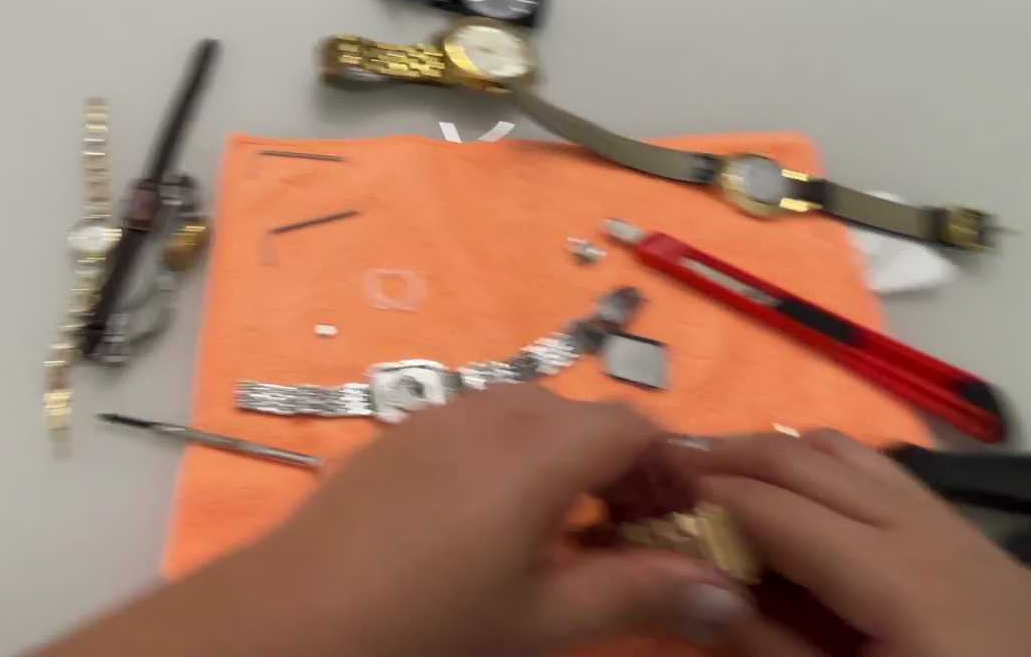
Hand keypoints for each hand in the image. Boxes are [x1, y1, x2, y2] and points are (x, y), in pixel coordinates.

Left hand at [238, 386, 750, 655]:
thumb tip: (727, 589)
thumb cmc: (433, 621)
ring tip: (562, 524)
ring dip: (560, 452)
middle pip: (575, 411)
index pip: (627, 423)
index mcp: (533, 449)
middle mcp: (485, 411)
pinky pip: (476, 418)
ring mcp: (437, 413)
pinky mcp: (402, 428)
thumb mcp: (543, 619)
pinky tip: (492, 510)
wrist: (303, 606)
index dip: (667, 465)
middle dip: (616, 460)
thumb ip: (637, 594)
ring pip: (524, 410)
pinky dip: (508, 448)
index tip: (679, 524)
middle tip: (626, 533)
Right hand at [692, 431, 1030, 656]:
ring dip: (769, 449)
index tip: (642, 497)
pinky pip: (876, 467)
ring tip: (725, 476)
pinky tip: (801, 498)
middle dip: (719, 454)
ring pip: (835, 445)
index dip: (696, 494)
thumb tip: (680, 590)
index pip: (765, 503)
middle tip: (661, 471)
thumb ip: (765, 646)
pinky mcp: (968, 533)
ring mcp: (951, 522)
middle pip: (793, 454)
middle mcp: (920, 528)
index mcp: (896, 577)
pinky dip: (820, 462)